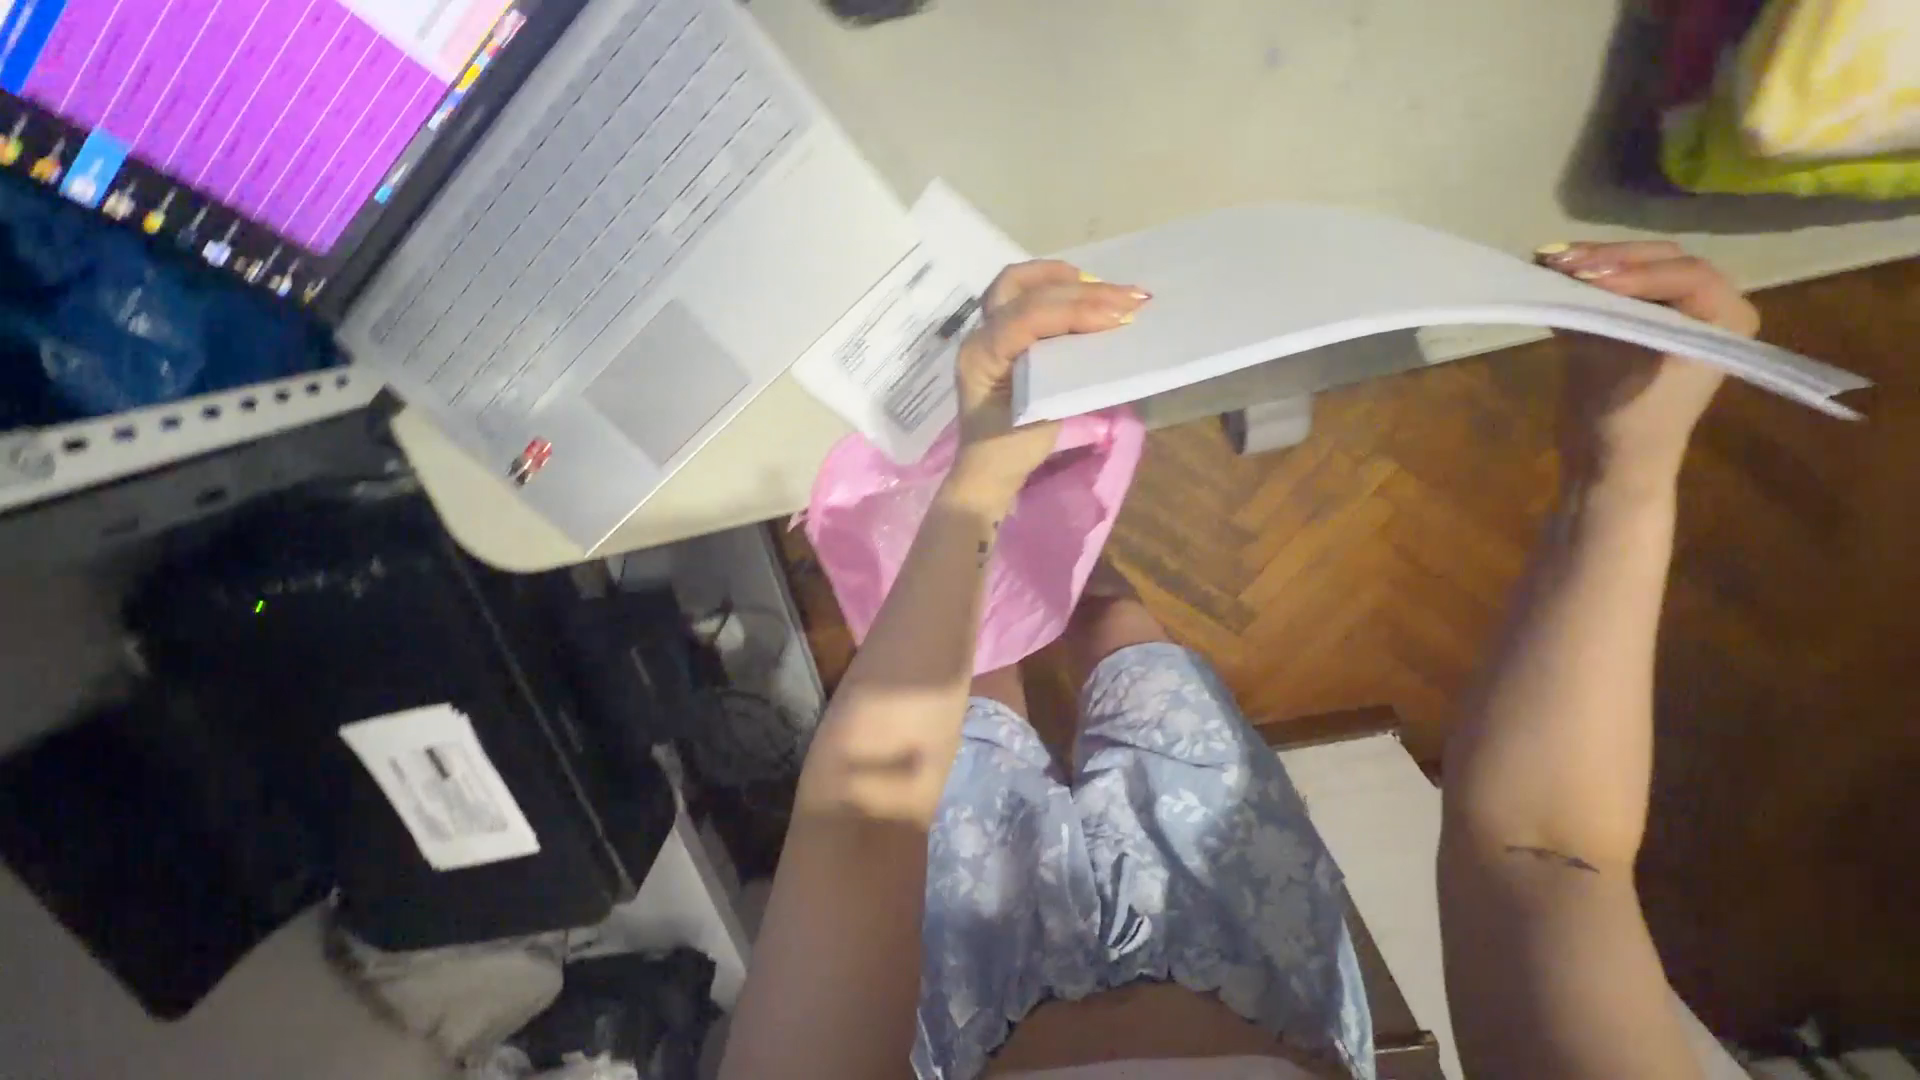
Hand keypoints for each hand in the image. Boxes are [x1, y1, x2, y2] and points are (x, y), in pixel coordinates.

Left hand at [948, 260, 1149, 499]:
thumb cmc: (1009, 451)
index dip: (1074, 310)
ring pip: (1017, 284)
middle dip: (1078, 290)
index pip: (1027, 317)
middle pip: (1023, 290)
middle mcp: (979, 336)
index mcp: (981, 356)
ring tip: (1105, 287)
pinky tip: (1086, 294)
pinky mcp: (1002, 336)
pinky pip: (1023, 298)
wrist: (987, 469)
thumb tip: (1101, 340)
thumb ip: (1063, 376)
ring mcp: (987, 333)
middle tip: (1126, 298)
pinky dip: (1055, 289)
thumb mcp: (1040, 418)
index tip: (1118, 316)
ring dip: (1062, 279)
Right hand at [1536, 241, 1758, 483]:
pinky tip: (1553, 275)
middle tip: (1562, 264)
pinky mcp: (1633, 323)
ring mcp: (1668, 314)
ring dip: (1596, 263)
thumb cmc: (1626, 425)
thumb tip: (1569, 285)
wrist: (1611, 463)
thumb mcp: (1619, 371)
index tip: (1589, 281)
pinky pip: (1616, 289)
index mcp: (1723, 320)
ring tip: (1551, 262)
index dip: (1637, 273)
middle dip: (1612, 259)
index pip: (1686, 276)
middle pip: (1661, 261)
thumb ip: (1604, 322)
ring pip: (1636, 268)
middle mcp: (1705, 308)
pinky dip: (1586, 281)